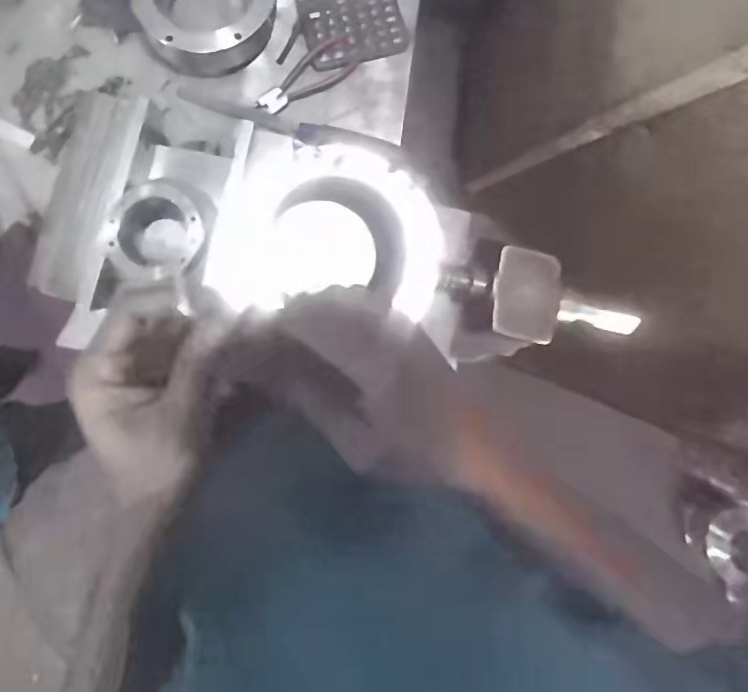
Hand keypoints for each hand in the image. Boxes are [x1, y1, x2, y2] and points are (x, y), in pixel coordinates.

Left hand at [70, 285, 234, 502]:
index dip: (167, 303)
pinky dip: (197, 348)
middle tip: (228, 316)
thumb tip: (221, 318)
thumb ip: (196, 363)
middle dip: (188, 319)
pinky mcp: (148, 377)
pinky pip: (173, 349)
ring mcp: (127, 368)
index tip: (208, 301)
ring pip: (166, 332)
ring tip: (230, 330)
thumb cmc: (156, 469)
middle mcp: (106, 361)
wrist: (154, 512)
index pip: (128, 316)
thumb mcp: (179, 415)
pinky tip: (223, 347)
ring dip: (197, 332)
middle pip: (150, 321)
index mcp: (95, 370)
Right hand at [250, 288, 502, 490]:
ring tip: (298, 318)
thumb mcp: (363, 448)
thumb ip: (319, 410)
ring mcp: (402, 323)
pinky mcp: (412, 324)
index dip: (286, 320)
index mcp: (371, 358)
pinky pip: (369, 302)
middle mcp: (386, 329)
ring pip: (351, 296)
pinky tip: (333, 317)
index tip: (264, 328)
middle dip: (299, 306)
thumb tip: (282, 381)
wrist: (483, 442)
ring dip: (320, 302)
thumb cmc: (421, 452)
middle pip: (331, 301)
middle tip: (275, 321)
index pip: (317, 323)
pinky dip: (343, 303)